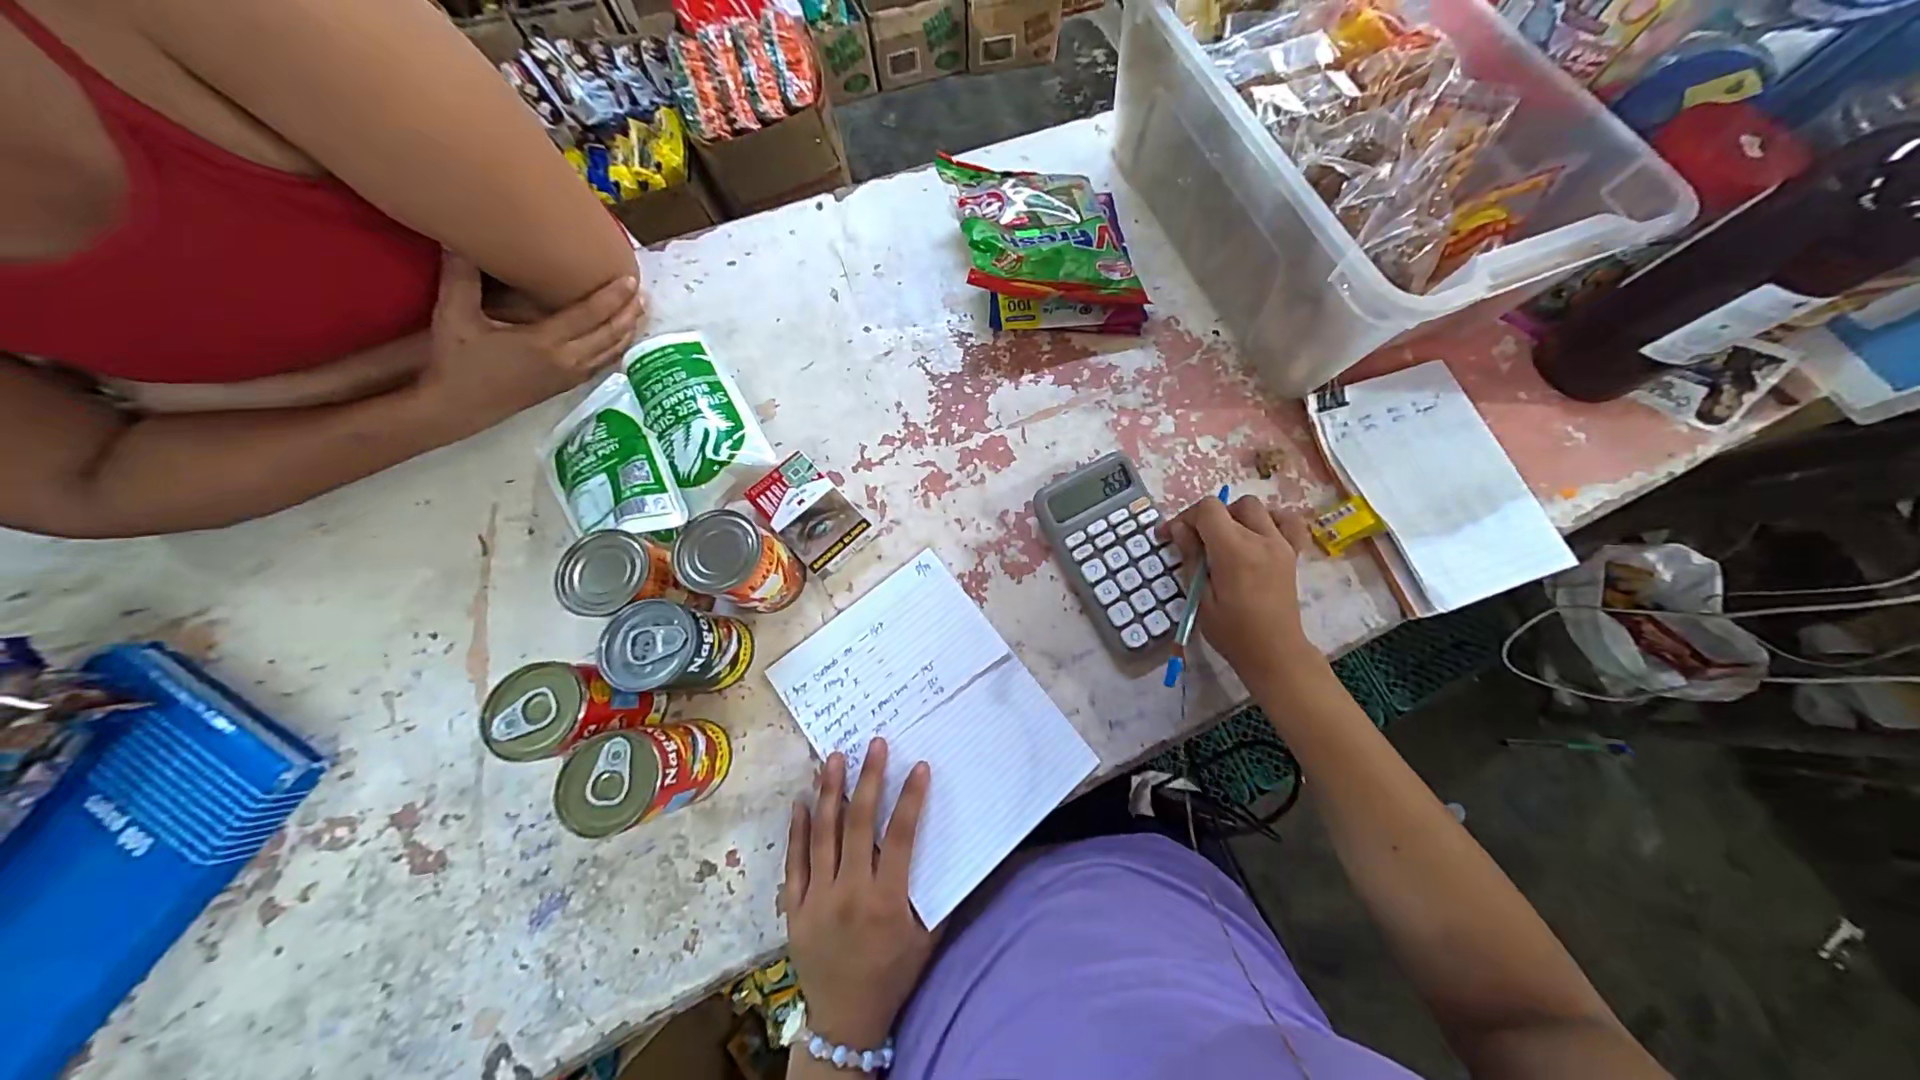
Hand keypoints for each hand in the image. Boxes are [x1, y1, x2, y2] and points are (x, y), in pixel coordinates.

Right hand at [414, 251, 640, 430]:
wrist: (458, 408)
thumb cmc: (457, 363)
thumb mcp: (455, 316)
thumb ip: (461, 277)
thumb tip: (457, 239)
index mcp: (545, 342)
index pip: (589, 315)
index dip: (612, 296)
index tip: (630, 279)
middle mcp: (566, 360)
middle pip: (608, 334)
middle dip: (627, 312)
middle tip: (643, 291)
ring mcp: (570, 376)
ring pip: (609, 351)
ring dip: (626, 331)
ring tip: (639, 311)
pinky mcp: (566, 386)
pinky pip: (601, 364)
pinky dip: (616, 349)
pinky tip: (621, 340)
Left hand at [784, 740, 935, 1050]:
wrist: (845, 1019)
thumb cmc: (894, 973)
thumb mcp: (927, 939)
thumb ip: (941, 895)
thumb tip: (960, 850)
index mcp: (887, 900)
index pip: (901, 837)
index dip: (912, 798)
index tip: (919, 766)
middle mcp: (849, 892)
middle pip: (859, 824)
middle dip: (869, 779)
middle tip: (873, 746)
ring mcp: (817, 897)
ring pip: (822, 834)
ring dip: (829, 793)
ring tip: (833, 759)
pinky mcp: (793, 905)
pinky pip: (794, 860)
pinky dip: (797, 829)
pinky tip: (801, 800)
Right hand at [1168, 495, 1318, 674]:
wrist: (1274, 652)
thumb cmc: (1232, 632)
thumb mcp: (1200, 598)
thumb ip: (1191, 557)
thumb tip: (1180, 529)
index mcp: (1235, 551)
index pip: (1208, 509)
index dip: (1185, 517)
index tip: (1171, 536)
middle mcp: (1261, 540)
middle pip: (1231, 505)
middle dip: (1207, 517)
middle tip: (1195, 541)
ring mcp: (1281, 544)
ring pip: (1256, 508)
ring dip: (1235, 516)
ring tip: (1224, 539)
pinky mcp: (1292, 553)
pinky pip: (1286, 521)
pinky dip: (1270, 519)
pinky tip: (1257, 534)